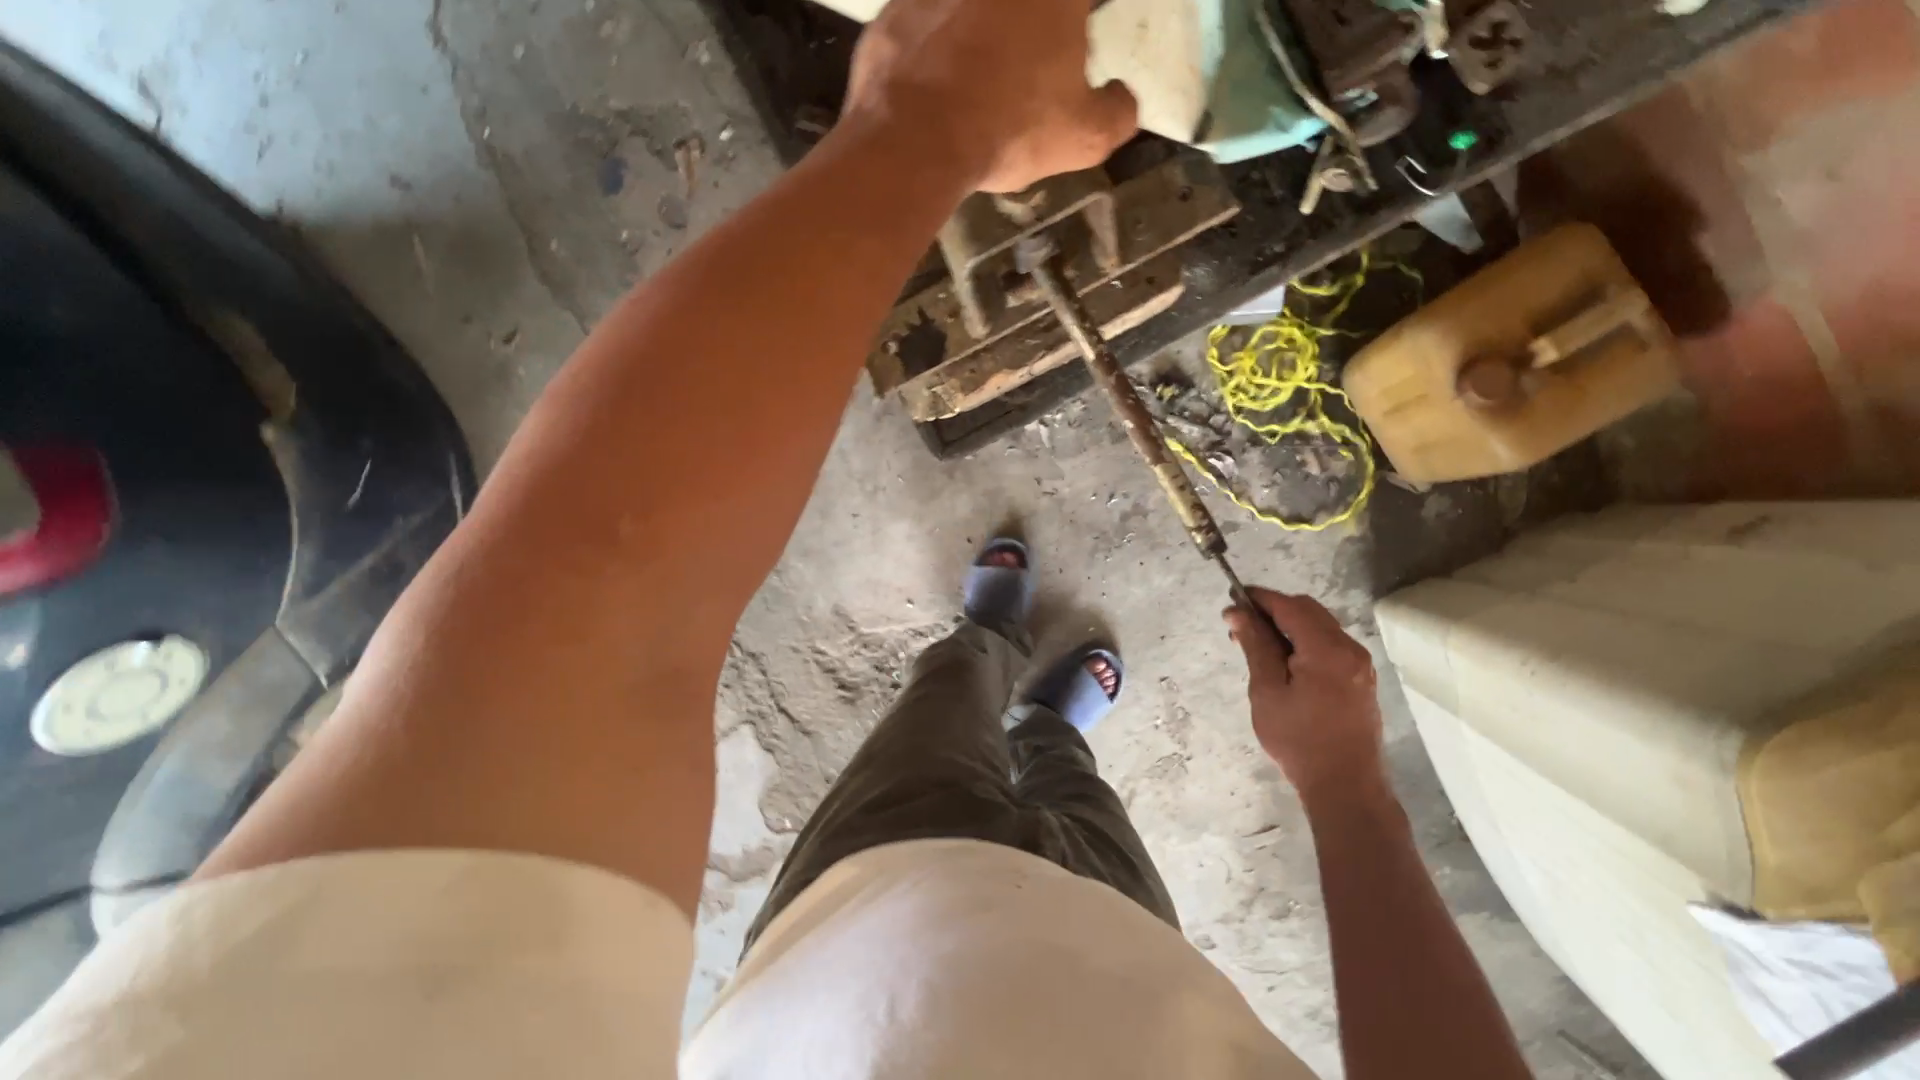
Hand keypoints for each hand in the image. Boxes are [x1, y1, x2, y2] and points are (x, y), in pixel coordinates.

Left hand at [840, 0, 1138, 192]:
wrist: (914, 139)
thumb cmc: (1010, 129)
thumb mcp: (1085, 138)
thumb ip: (1118, 112)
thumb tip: (1121, 97)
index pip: (1074, 4)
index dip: (1074, 23)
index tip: (1073, 41)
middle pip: (1025, 8)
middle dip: (1028, 28)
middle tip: (1026, 63)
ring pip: (971, 13)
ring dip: (977, 30)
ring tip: (978, 74)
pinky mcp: (895, 5)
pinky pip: (923, 17)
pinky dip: (931, 40)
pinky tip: (933, 81)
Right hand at [1224, 589, 1383, 798]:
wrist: (1345, 786)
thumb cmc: (1299, 741)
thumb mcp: (1267, 692)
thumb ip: (1255, 647)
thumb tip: (1238, 613)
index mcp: (1327, 649)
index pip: (1290, 606)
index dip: (1260, 598)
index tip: (1232, 599)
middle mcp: (1350, 649)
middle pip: (1309, 611)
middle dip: (1273, 611)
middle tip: (1240, 627)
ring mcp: (1360, 665)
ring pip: (1320, 628)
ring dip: (1289, 627)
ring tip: (1258, 647)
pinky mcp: (1361, 680)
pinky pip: (1330, 646)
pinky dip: (1305, 643)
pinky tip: (1284, 663)